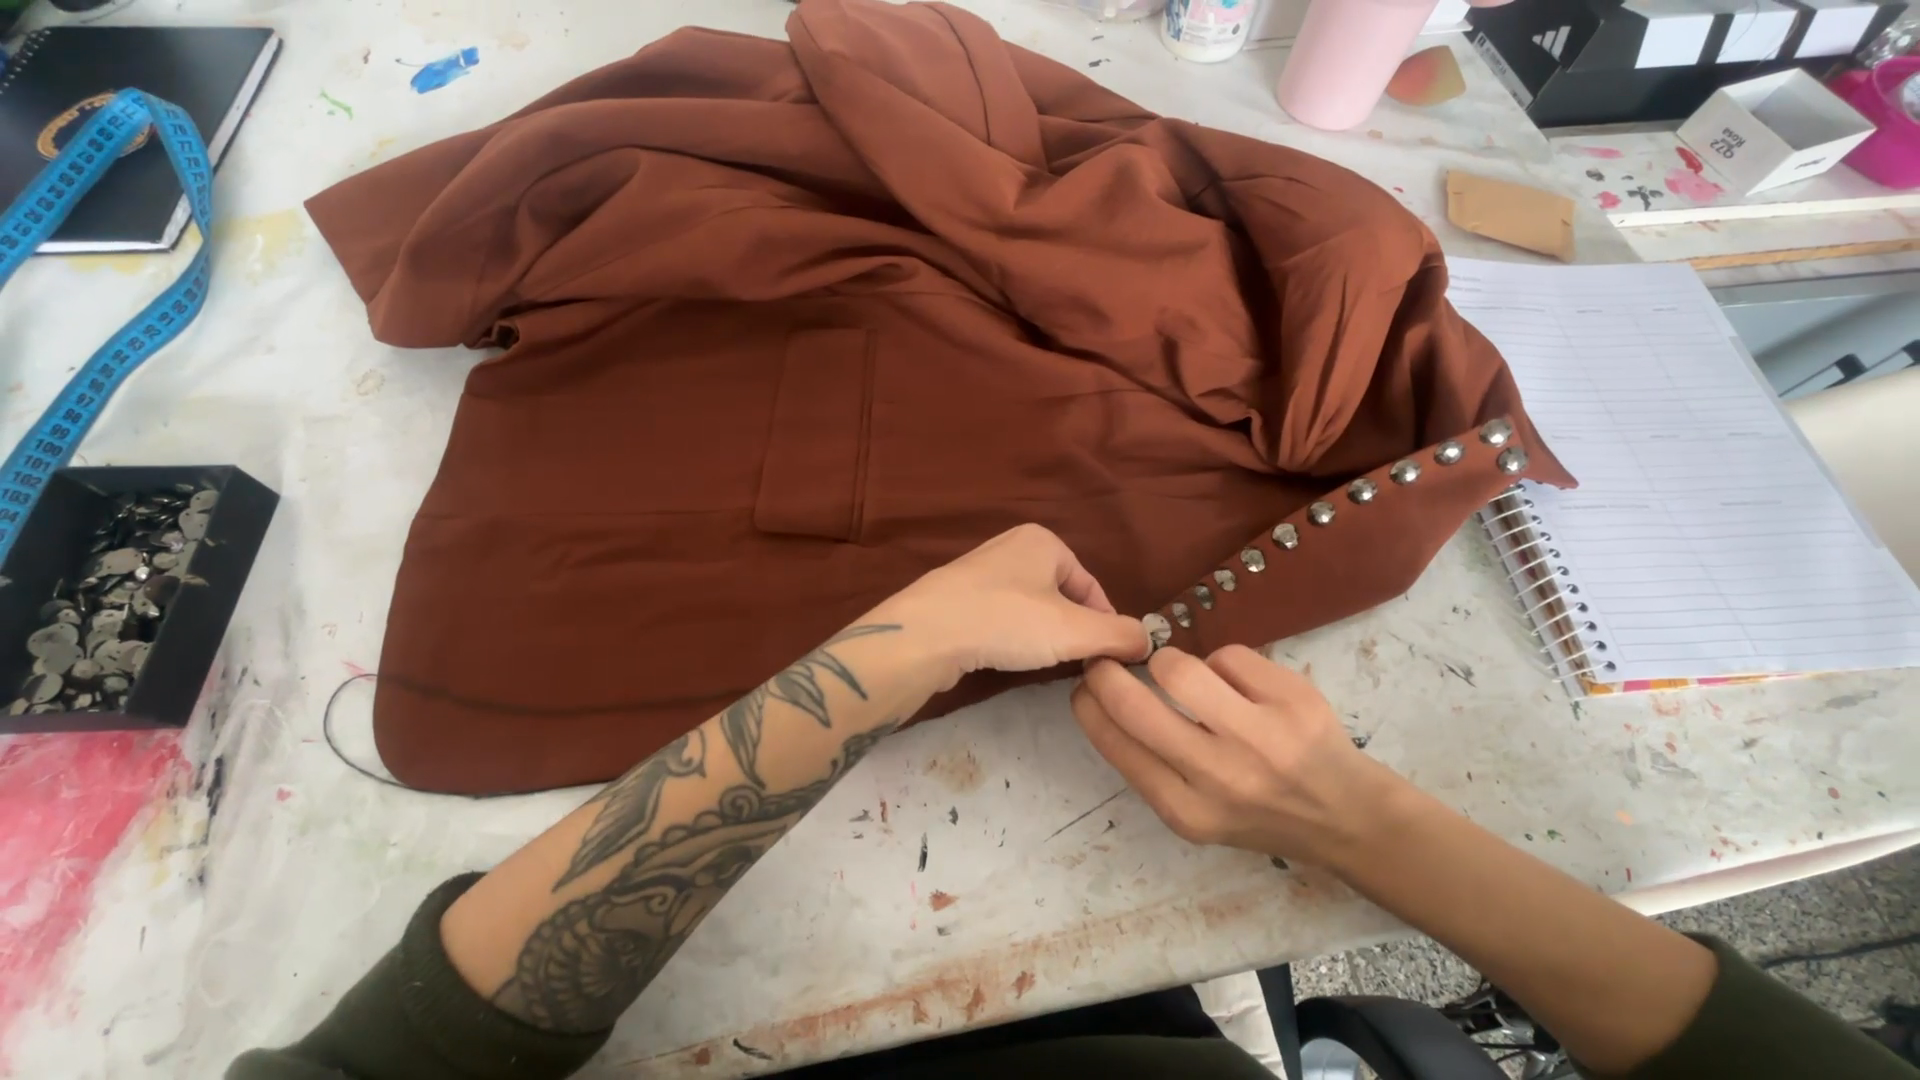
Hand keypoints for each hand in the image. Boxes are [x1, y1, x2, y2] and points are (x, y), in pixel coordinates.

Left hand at [874, 524, 1149, 691]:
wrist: (926, 635)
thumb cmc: (1007, 622)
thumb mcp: (1075, 630)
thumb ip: (1119, 635)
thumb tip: (1147, 641)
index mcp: (1044, 541)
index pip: (1092, 587)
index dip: (1104, 626)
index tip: (1105, 659)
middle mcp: (1011, 547)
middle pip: (1061, 598)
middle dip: (1071, 631)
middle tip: (1073, 664)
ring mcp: (979, 572)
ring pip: (1030, 610)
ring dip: (1041, 637)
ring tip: (1040, 663)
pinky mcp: (956, 599)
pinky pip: (1000, 619)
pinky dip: (1010, 638)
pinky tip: (1006, 657)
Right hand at [1072, 644, 1403, 865]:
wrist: (1345, 816)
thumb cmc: (1257, 813)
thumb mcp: (1194, 813)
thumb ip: (1149, 764)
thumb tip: (1102, 696)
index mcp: (1185, 810)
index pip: (1114, 742)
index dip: (1087, 703)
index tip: (1084, 685)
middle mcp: (1220, 777)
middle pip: (1134, 703)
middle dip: (1107, 672)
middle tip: (1110, 661)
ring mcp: (1261, 738)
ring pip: (1180, 668)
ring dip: (1168, 662)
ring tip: (1183, 675)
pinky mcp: (1294, 702)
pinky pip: (1229, 655)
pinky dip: (1223, 663)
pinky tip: (1239, 686)